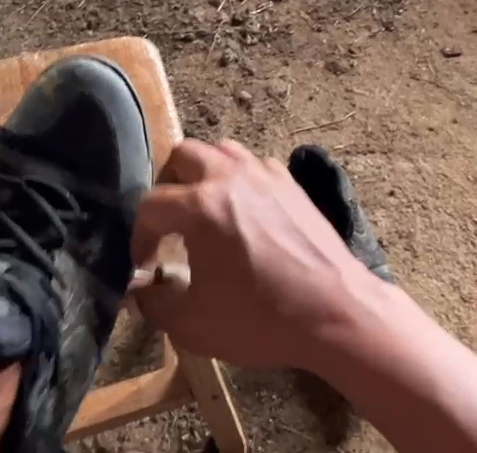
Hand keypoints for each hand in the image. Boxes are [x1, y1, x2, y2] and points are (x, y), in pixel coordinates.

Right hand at [129, 139, 377, 371]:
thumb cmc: (264, 319)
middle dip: (167, 186)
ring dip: (203, 173)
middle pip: (182, 156)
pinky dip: (239, 179)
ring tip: (204, 208)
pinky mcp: (289, 182)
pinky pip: (253, 164)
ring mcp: (263, 173)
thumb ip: (156, 305)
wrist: (337, 312)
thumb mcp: (196, 326)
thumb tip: (141, 290)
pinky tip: (244, 210)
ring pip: (220, 150)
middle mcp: (228, 177)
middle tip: (170, 221)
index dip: (139, 235)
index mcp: (200, 207)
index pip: (151, 205)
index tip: (145, 262)